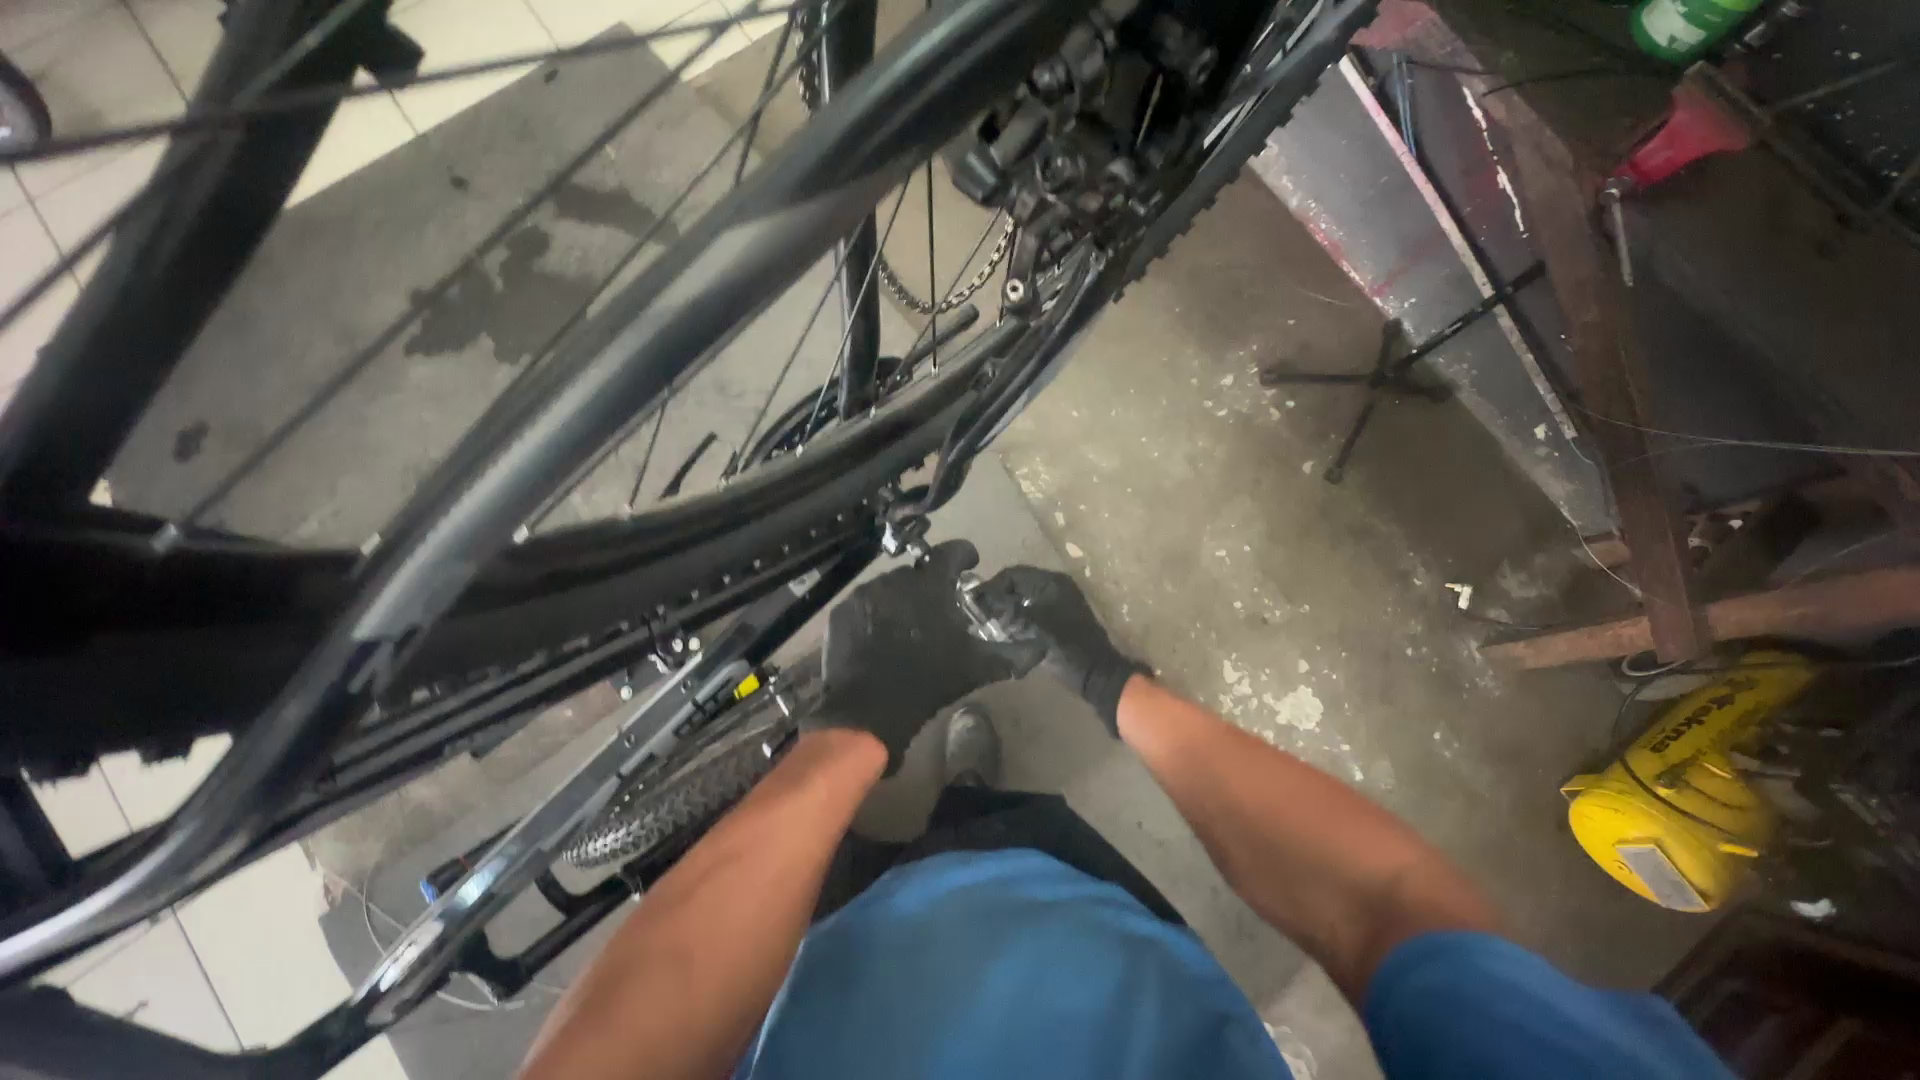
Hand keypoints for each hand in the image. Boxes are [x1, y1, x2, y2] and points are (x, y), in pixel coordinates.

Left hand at [803, 541, 1036, 773]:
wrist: (867, 710)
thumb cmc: (928, 683)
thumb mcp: (976, 669)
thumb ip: (1012, 654)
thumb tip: (1040, 648)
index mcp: (931, 584)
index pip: (952, 551)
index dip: (965, 555)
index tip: (971, 565)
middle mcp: (896, 579)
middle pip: (920, 571)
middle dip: (932, 584)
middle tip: (939, 608)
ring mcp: (864, 594)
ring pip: (890, 587)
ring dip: (902, 599)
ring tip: (908, 625)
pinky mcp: (841, 612)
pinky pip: (865, 604)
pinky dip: (875, 614)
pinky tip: (880, 637)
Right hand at [973, 566, 1148, 735]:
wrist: (1095, 674)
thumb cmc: (1066, 647)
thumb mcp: (1033, 626)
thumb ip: (1006, 609)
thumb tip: (980, 599)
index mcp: (1052, 583)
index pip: (1013, 574)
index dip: (992, 586)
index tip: (973, 602)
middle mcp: (1055, 588)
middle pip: (1017, 586)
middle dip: (997, 598)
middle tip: (979, 613)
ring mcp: (1058, 604)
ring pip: (1023, 600)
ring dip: (1006, 610)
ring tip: (988, 624)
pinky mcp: (1058, 621)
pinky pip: (1030, 613)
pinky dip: (1016, 620)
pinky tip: (1004, 633)